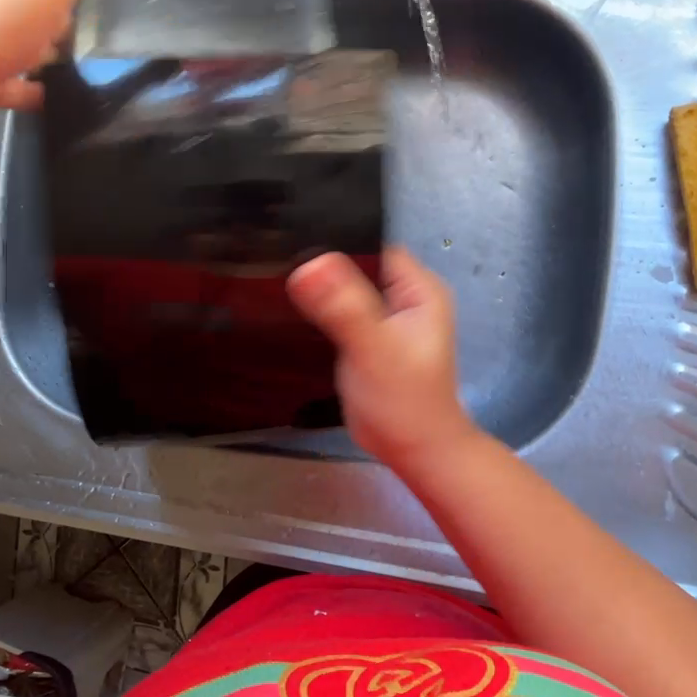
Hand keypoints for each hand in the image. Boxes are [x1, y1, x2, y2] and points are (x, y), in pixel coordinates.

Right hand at [287, 248, 480, 467]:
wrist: (414, 451)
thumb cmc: (404, 402)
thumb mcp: (374, 349)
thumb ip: (344, 307)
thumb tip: (309, 264)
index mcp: (419, 290)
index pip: (372, 246)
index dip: (336, 245)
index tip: (294, 246)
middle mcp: (405, 298)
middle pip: (356, 266)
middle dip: (322, 268)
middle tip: (277, 266)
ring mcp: (386, 319)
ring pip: (345, 290)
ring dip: (319, 291)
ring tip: (278, 285)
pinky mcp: (368, 339)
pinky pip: (340, 313)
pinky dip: (321, 313)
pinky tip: (294, 313)